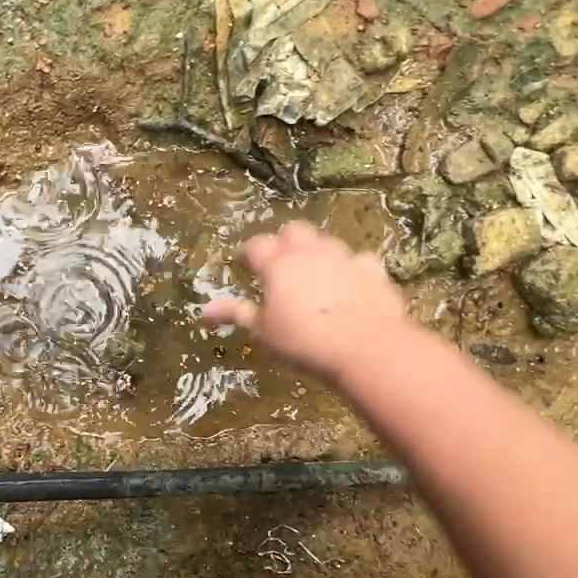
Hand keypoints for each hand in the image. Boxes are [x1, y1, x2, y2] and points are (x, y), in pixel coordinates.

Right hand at [201, 220, 409, 381]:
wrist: (365, 347)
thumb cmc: (302, 340)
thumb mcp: (262, 331)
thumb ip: (236, 314)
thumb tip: (203, 311)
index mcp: (278, 264)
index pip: (256, 245)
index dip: (248, 253)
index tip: (244, 265)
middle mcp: (310, 252)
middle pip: (293, 231)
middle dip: (284, 242)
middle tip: (278, 265)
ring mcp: (345, 258)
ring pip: (326, 241)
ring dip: (315, 252)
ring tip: (311, 275)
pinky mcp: (373, 271)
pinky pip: (358, 260)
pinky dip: (350, 268)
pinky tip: (348, 284)